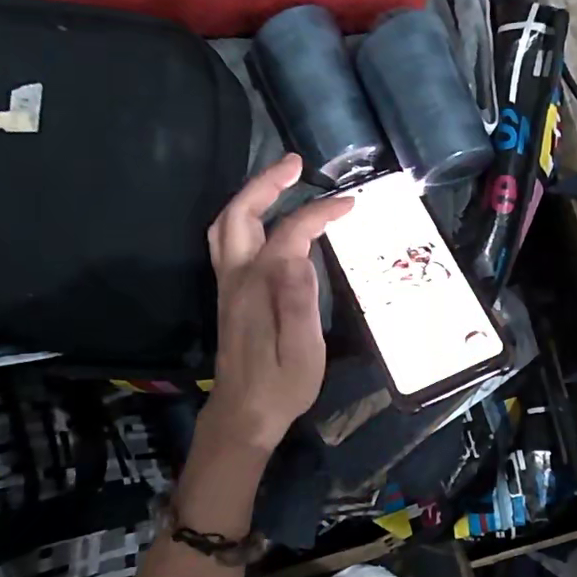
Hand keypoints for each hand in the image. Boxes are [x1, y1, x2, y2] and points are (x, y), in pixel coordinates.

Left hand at [203, 155, 352, 451]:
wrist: (243, 413)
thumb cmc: (281, 386)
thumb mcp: (304, 353)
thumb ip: (300, 304)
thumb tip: (301, 256)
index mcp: (260, 288)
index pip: (289, 234)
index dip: (318, 214)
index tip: (350, 205)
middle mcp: (237, 277)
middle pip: (241, 214)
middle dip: (267, 182)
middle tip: (296, 163)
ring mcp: (229, 285)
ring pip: (227, 225)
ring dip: (251, 196)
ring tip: (280, 181)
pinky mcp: (229, 294)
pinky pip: (228, 240)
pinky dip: (245, 216)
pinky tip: (265, 219)